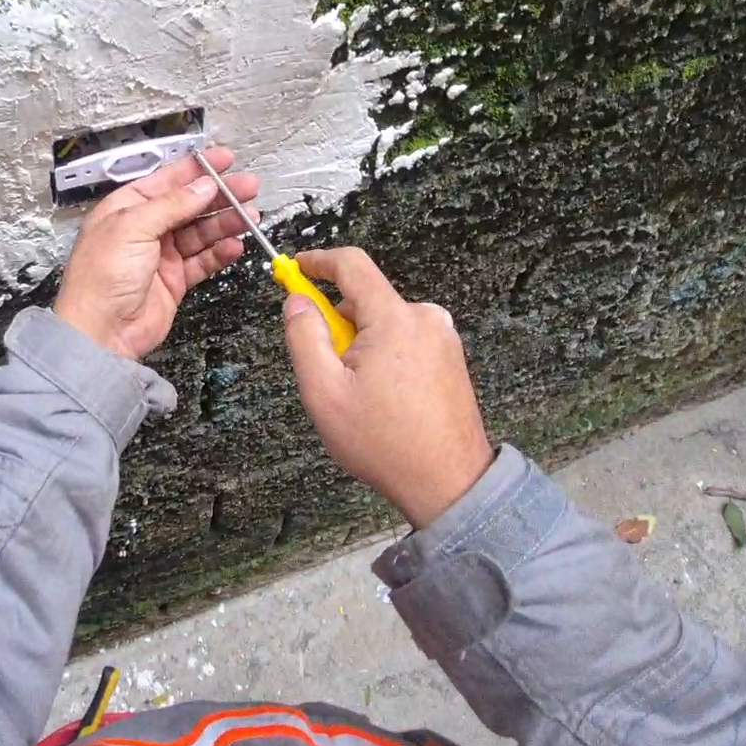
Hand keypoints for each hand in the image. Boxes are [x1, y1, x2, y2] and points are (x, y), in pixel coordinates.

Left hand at [53, 147, 261, 360]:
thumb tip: (202, 186)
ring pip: (200, 232)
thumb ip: (172, 205)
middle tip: (248, 187)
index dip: (197, 169)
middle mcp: (144, 229)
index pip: (167, 180)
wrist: (101, 332)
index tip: (225, 159)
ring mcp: (160, 255)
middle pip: (189, 204)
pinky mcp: (174, 280)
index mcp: (126, 208)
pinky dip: (220, 252)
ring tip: (250, 216)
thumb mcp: (133, 227)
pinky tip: (234, 245)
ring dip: (225, 222)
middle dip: (220, 195)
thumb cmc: (100, 278)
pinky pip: (203, 260)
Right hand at [282, 248, 492, 528]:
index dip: (317, 261)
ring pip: (383, 322)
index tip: (296, 267)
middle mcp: (425, 319)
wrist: (449, 484)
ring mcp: (442, 338)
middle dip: (338, 323)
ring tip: (360, 393)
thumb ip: (304, 336)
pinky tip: (383, 397)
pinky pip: (404, 339)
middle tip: (328, 369)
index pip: (352, 264)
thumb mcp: (324, 391)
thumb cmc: (386, 443)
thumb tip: (297, 302)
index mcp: (394, 320)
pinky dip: (383, 355)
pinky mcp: (449, 356)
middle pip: (365, 298)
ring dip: (361, 344)